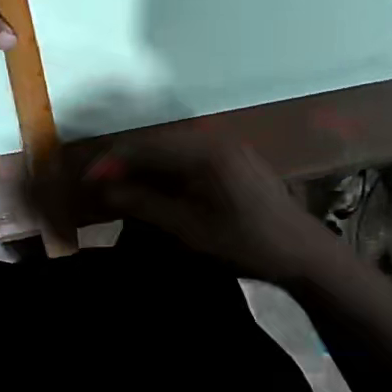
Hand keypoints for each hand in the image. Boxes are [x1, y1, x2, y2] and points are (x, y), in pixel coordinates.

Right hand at [86, 137, 349, 287]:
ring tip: (123, 184)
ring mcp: (229, 146)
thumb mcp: (191, 229)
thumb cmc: (246, 243)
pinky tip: (158, 185)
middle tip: (101, 181)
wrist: (303, 252)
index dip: (114, 161)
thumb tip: (107, 190)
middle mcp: (217, 139)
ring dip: (147, 163)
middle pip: (160, 141)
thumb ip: (147, 205)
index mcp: (206, 152)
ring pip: (175, 147)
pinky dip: (169, 167)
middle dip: (128, 159)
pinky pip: (192, 153)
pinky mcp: (236, 158)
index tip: (88, 178)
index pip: (148, 146)